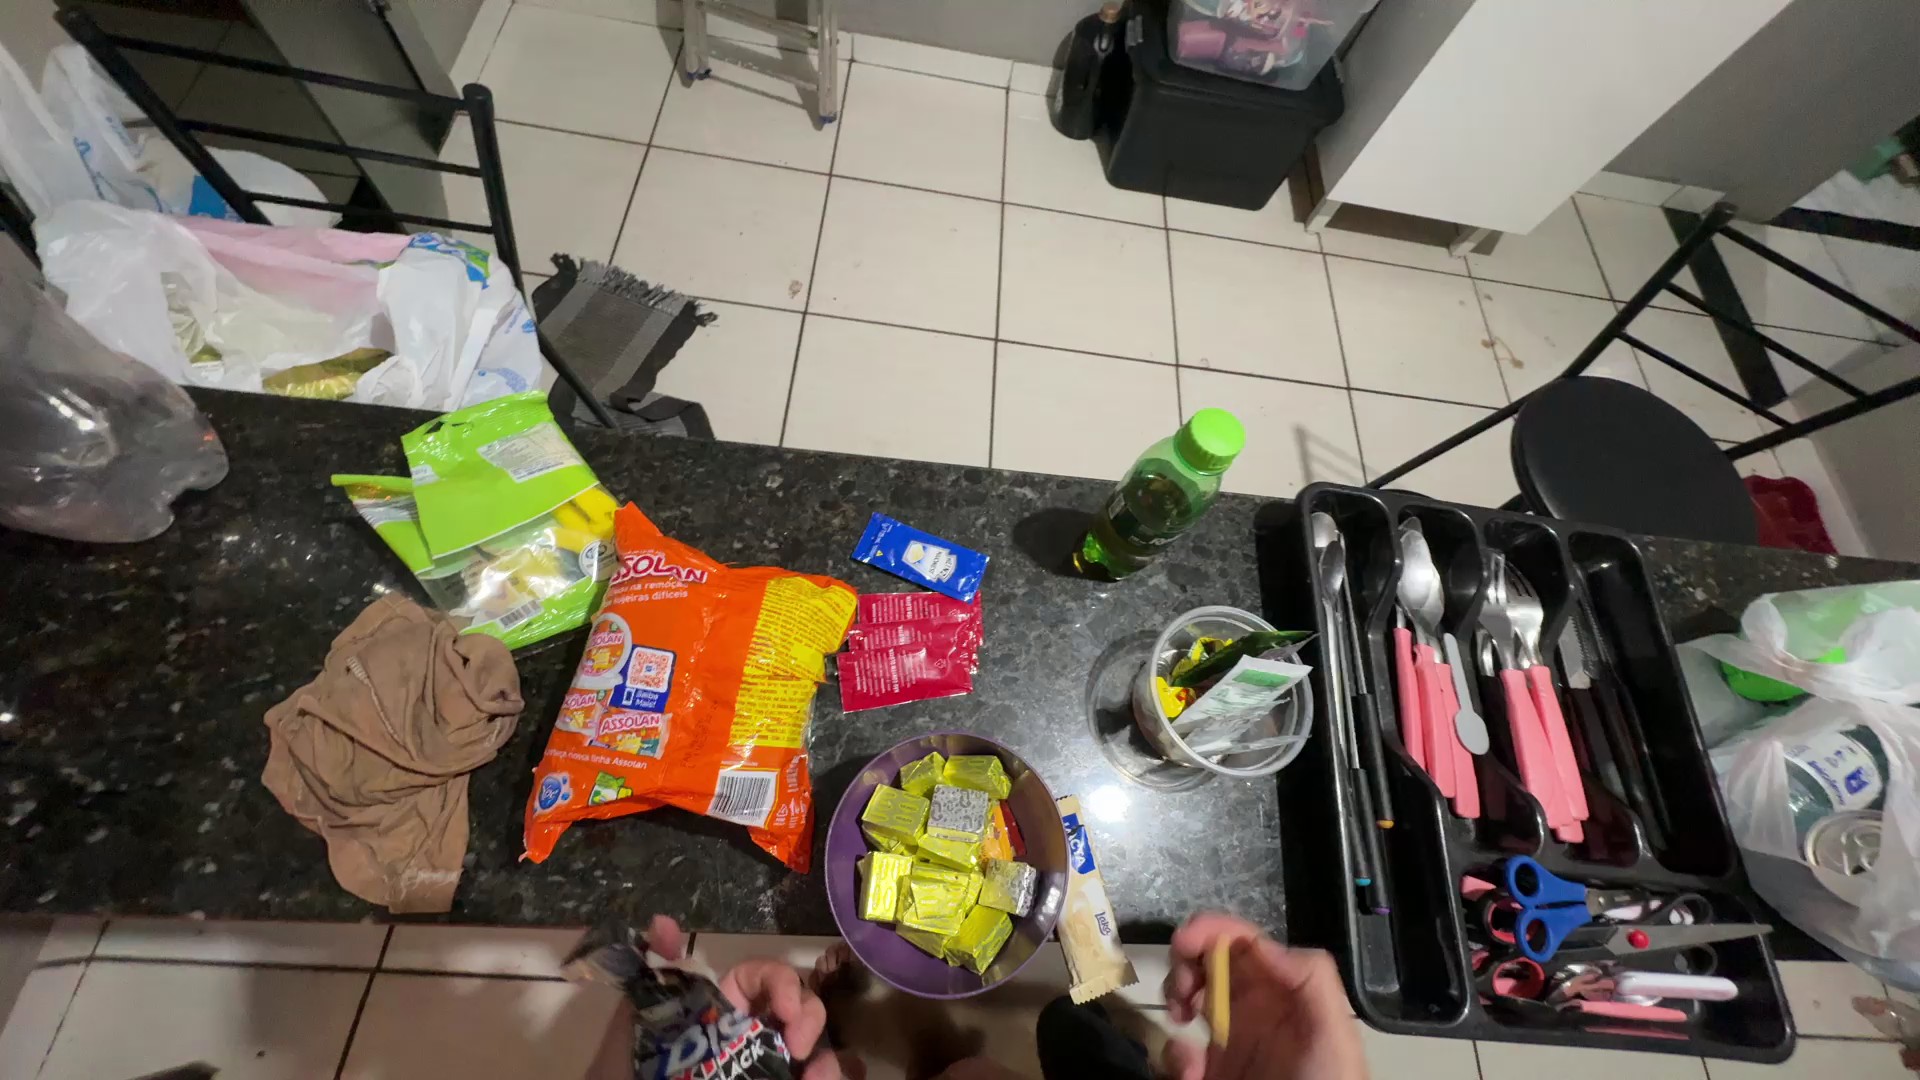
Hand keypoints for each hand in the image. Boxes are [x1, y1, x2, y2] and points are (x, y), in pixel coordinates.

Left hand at [648, 916, 854, 1079]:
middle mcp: (756, 1035)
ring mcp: (771, 1067)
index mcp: (727, 1009)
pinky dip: (836, 1078)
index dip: (782, 983)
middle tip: (799, 1050)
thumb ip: (654, 974)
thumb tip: (661, 921)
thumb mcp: (639, 1023)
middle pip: (801, 1008)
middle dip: (811, 1018)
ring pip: (819, 1051)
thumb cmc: (632, 1074)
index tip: (786, 1009)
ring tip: (821, 1078)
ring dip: (830, 1060)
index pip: (765, 977)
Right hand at [1159, 913, 1366, 1079]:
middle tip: (1180, 991)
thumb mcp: (1335, 1038)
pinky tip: (1190, 1074)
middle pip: (1205, 960)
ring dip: (1174, 998)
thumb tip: (1259, 943)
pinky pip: (1177, 1052)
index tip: (1183, 943)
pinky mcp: (1208, 1075)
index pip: (1240, 942)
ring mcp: (1228, 1042)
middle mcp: (1251, 1008)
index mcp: (1280, 991)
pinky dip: (1173, 1056)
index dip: (1210, 930)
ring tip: (1179, 1022)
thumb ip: (1311, 980)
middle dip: (1184, 962)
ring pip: (1185, 996)